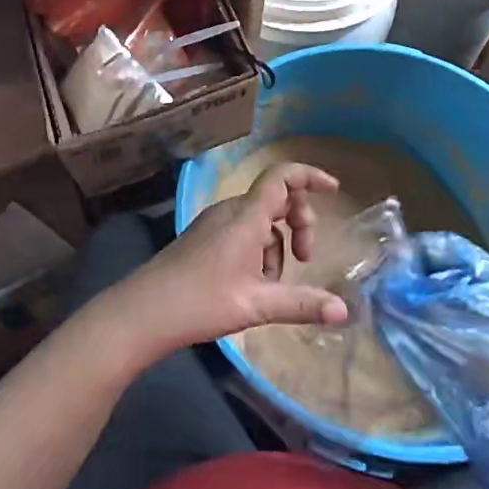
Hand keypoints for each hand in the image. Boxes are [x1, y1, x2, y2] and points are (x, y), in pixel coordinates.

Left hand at [93, 163, 351, 363]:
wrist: (144, 311)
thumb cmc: (202, 302)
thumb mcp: (257, 305)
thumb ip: (302, 304)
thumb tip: (344, 311)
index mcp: (246, 216)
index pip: (282, 177)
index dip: (310, 176)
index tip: (334, 190)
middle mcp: (231, 210)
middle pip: (276, 200)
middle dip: (299, 224)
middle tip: (305, 259)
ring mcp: (214, 222)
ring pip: (260, 221)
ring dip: (277, 245)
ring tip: (271, 287)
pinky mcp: (203, 237)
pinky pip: (242, 232)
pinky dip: (258, 251)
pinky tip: (251, 286)